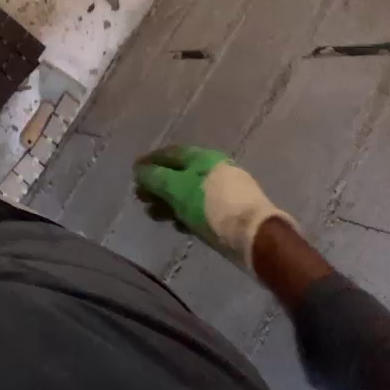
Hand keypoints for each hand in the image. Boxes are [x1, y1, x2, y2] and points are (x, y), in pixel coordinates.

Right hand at [134, 145, 294, 270]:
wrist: (255, 236)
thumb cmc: (212, 206)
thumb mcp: (176, 188)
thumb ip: (154, 177)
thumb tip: (139, 170)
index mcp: (202, 157)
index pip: (170, 153)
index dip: (149, 161)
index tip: (133, 172)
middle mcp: (214, 170)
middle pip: (178, 174)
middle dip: (157, 185)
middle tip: (140, 197)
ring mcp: (224, 192)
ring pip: (188, 193)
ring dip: (168, 202)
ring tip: (153, 215)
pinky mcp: (230, 213)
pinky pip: (200, 209)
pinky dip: (185, 214)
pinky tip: (177, 225)